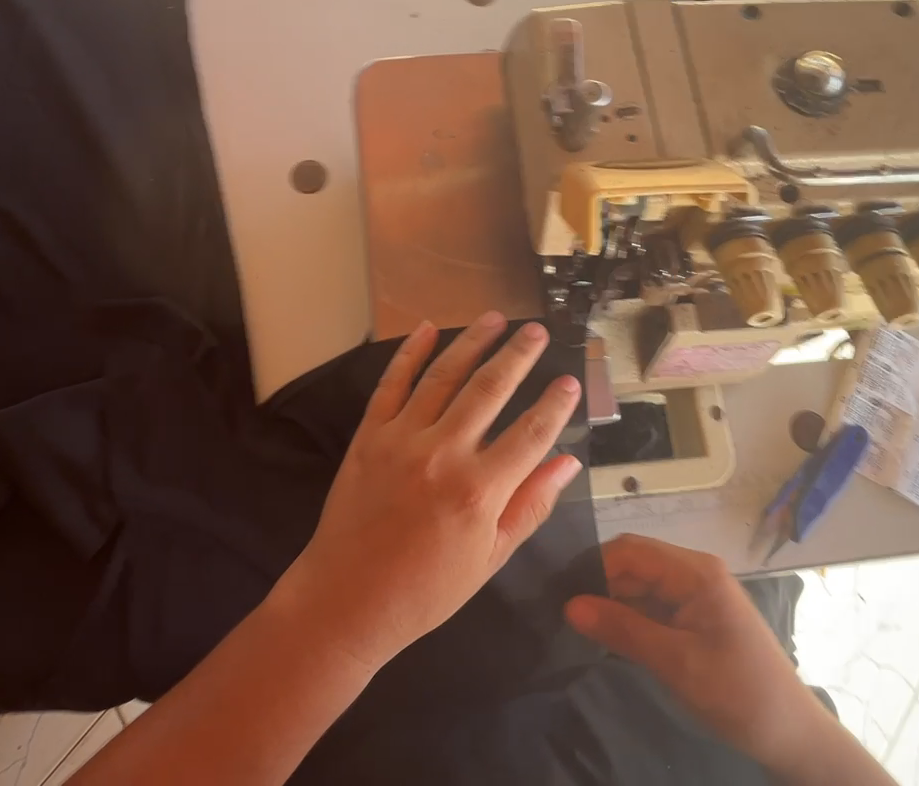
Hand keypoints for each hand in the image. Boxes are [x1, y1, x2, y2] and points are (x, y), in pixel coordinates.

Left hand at [277, 312, 582, 670]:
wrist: (347, 599)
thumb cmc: (426, 589)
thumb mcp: (491, 558)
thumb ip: (531, 505)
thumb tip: (568, 463)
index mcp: (480, 490)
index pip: (531, 433)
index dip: (555, 404)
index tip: (571, 381)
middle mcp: (444, 454)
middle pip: (490, 390)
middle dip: (519, 355)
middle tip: (537, 331)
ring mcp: (402, 439)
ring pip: (444, 376)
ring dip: (472, 342)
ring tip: (496, 318)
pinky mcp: (369, 435)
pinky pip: (392, 384)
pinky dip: (410, 353)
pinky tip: (427, 329)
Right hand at [565, 535, 836, 774]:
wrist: (793, 735)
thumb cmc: (739, 693)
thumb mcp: (676, 664)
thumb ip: (623, 630)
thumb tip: (569, 605)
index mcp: (696, 572)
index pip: (630, 551)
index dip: (593, 566)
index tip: (559, 592)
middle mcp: (695, 572)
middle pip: (633, 564)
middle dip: (599, 584)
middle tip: (562, 613)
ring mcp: (696, 594)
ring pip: (640, 585)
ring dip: (612, 602)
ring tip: (576, 625)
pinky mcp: (696, 617)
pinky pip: (653, 605)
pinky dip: (629, 618)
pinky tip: (607, 636)